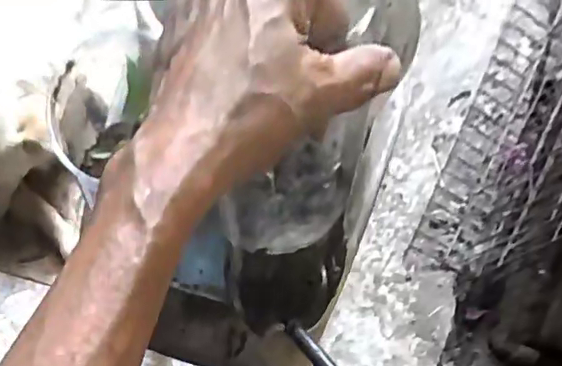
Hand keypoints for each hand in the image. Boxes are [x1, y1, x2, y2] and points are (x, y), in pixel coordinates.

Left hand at [135, 0, 402, 209]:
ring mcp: (194, 10)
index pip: (326, 7)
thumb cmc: (247, 117)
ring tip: (263, 104)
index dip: (332, 48)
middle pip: (284, 16)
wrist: (177, 156)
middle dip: (297, 54)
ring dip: (263, 60)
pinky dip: (227, 65)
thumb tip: (391, 65)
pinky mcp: (170, 41)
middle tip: (296, 99)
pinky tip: (228, 100)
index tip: (326, 84)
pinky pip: (213, 44)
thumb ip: (359, 74)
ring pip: (248, 30)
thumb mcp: (314, 96)